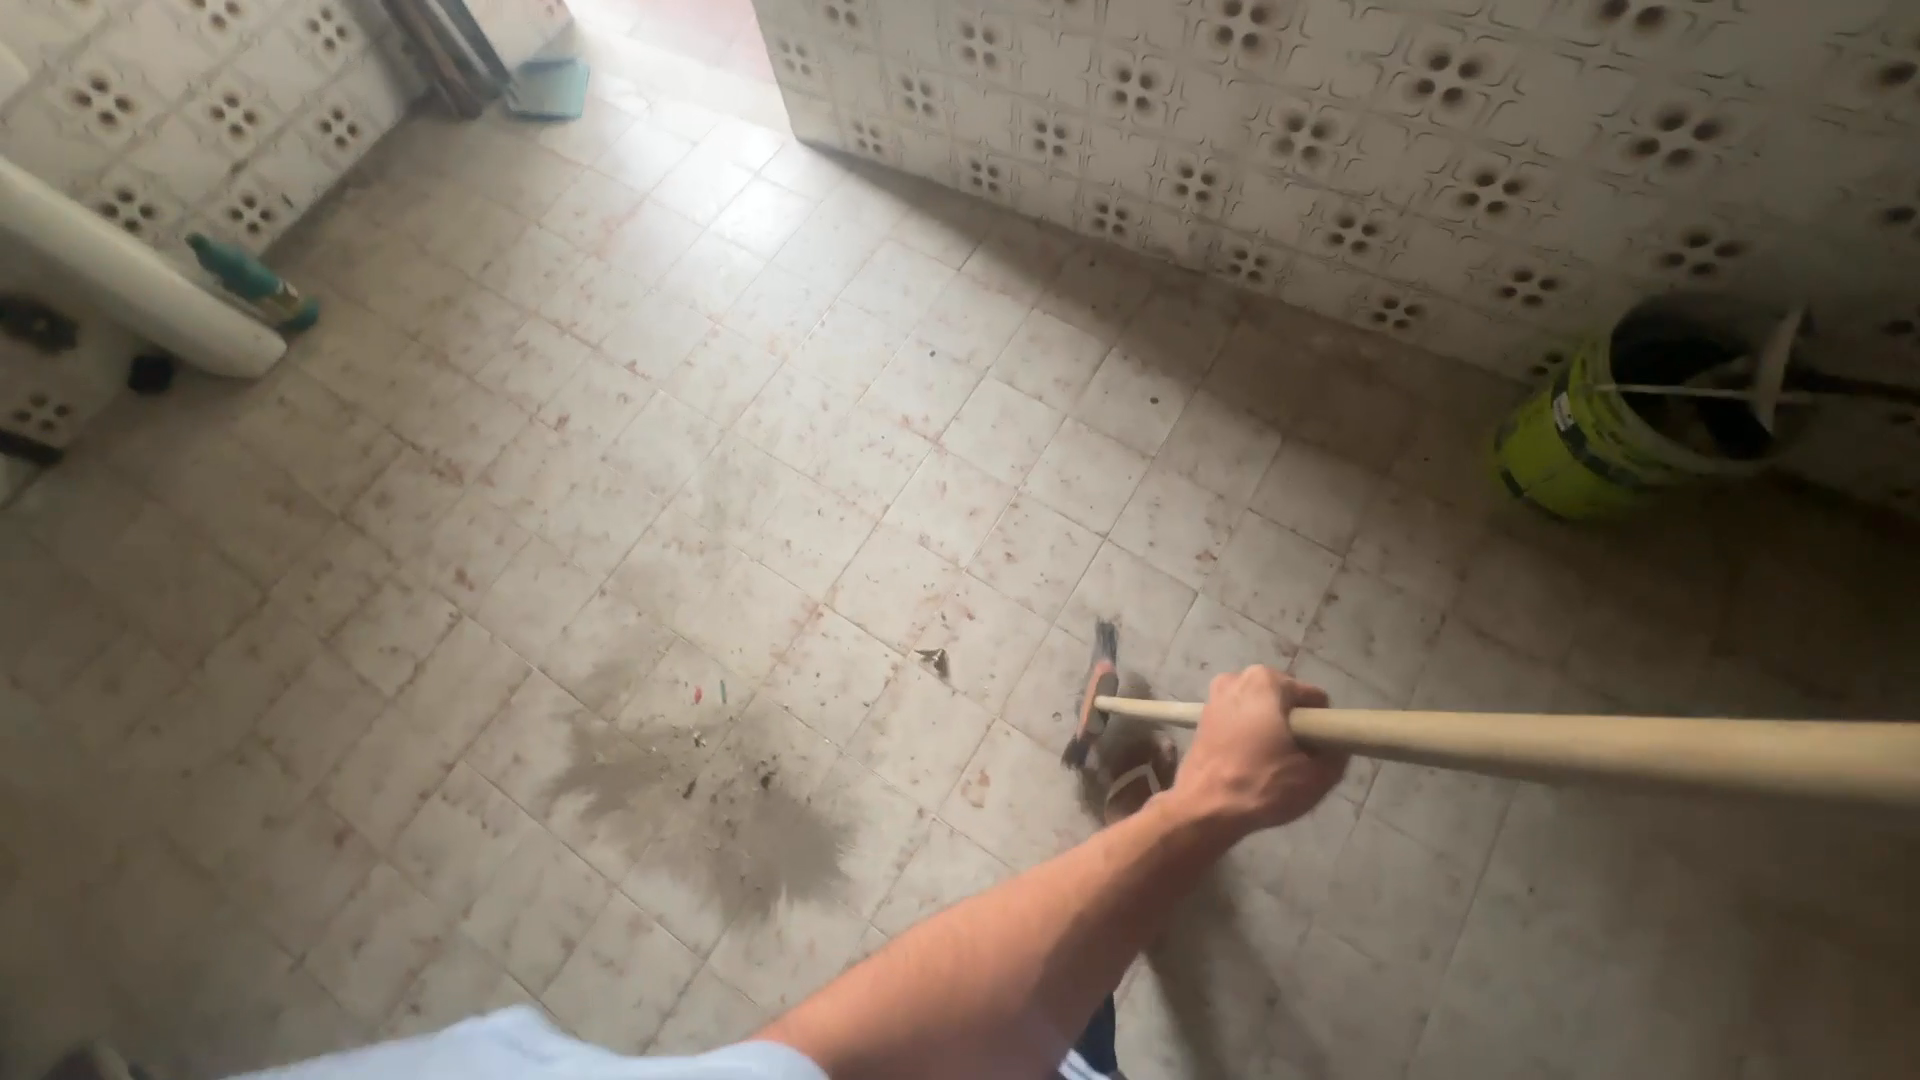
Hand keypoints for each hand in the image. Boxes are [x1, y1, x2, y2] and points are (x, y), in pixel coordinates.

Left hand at [1169, 665, 1346, 835]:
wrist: (1204, 807)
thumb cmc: (1262, 785)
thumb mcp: (1317, 776)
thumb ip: (1337, 753)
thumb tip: (1335, 745)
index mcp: (1266, 681)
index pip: (1313, 700)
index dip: (1321, 727)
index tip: (1314, 753)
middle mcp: (1237, 679)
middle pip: (1284, 702)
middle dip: (1293, 726)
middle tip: (1294, 759)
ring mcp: (1215, 696)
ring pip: (1260, 711)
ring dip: (1270, 730)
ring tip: (1271, 763)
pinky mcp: (1202, 717)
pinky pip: (1239, 720)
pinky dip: (1247, 734)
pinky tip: (1248, 760)